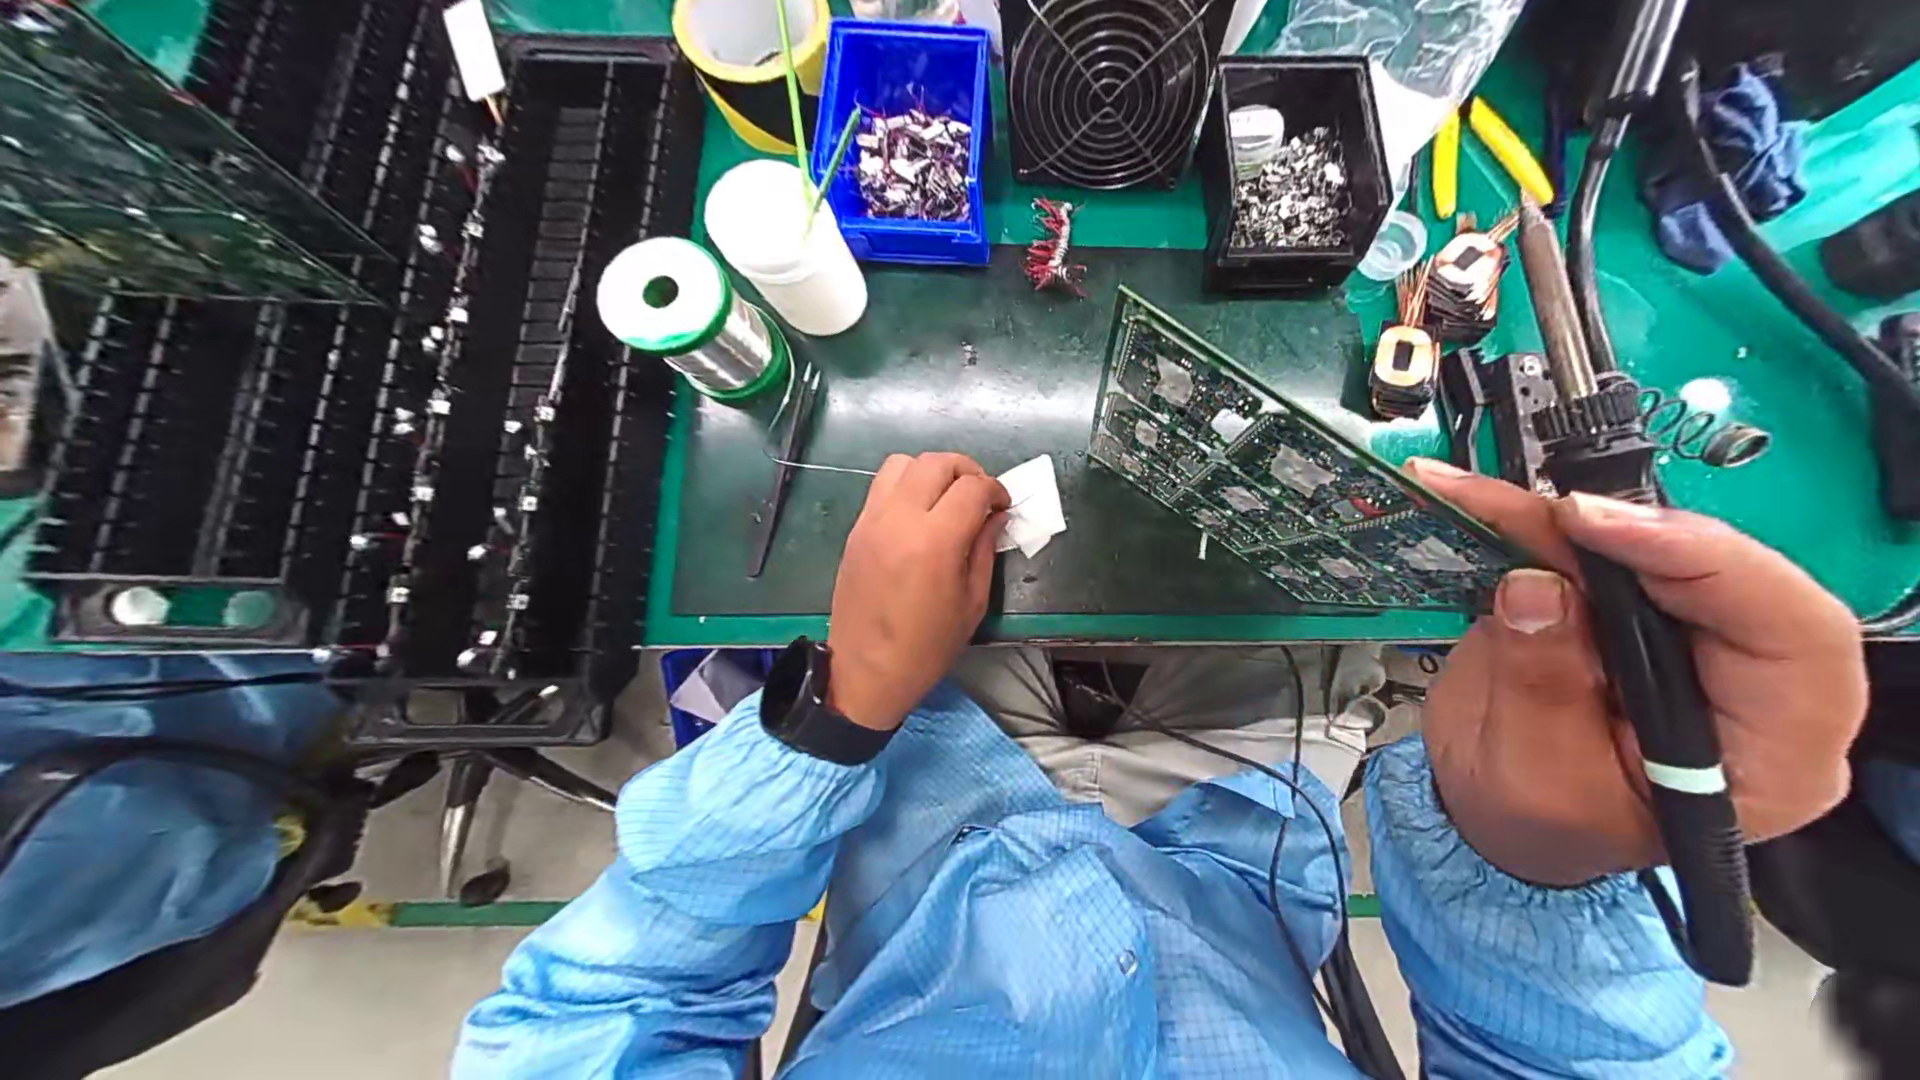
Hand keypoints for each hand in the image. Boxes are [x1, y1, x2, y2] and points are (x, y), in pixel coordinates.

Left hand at [826, 453, 1009, 731]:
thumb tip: (995, 515)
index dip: (996, 490)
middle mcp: (899, 520)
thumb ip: (986, 549)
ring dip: (931, 471)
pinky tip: (919, 512)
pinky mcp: (856, 529)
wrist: (867, 670)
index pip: (972, 487)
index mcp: (935, 542)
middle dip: (967, 470)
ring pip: (903, 463)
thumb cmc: (928, 646)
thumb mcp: (973, 601)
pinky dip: (906, 485)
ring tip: (946, 497)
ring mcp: (872, 521)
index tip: (1002, 506)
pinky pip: (881, 486)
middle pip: (936, 462)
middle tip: (979, 496)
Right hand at [1404, 458, 1865, 885]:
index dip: (1705, 563)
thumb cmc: (1534, 822)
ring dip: (1538, 514)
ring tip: (1462, 491)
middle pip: (1699, 571)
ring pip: (1622, 550)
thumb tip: (1535, 589)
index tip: (1594, 527)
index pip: (1787, 633)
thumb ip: (1543, 689)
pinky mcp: (1595, 612)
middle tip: (1514, 504)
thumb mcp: (1538, 776)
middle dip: (1600, 527)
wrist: (1492, 812)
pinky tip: (1466, 504)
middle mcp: (1731, 675)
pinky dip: (1511, 526)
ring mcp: (1657, 636)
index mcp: (1765, 745)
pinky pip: (1565, 556)